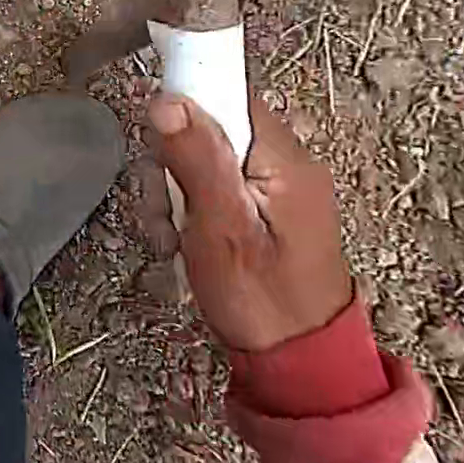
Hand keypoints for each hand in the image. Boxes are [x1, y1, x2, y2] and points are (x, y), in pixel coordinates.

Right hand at [148, 94, 353, 352]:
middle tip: (162, 211)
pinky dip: (193, 206)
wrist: (302, 369)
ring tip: (170, 237)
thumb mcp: (221, 229)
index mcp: (283, 157)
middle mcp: (286, 160)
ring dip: (176, 191)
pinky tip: (183, 241)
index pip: (230, 93)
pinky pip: (219, 185)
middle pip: (213, 128)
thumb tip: (166, 99)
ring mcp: (277, 185)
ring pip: (208, 158)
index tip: (160, 143)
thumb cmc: (261, 300)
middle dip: (174, 163)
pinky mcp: (267, 208)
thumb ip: (196, 159)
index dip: (189, 106)